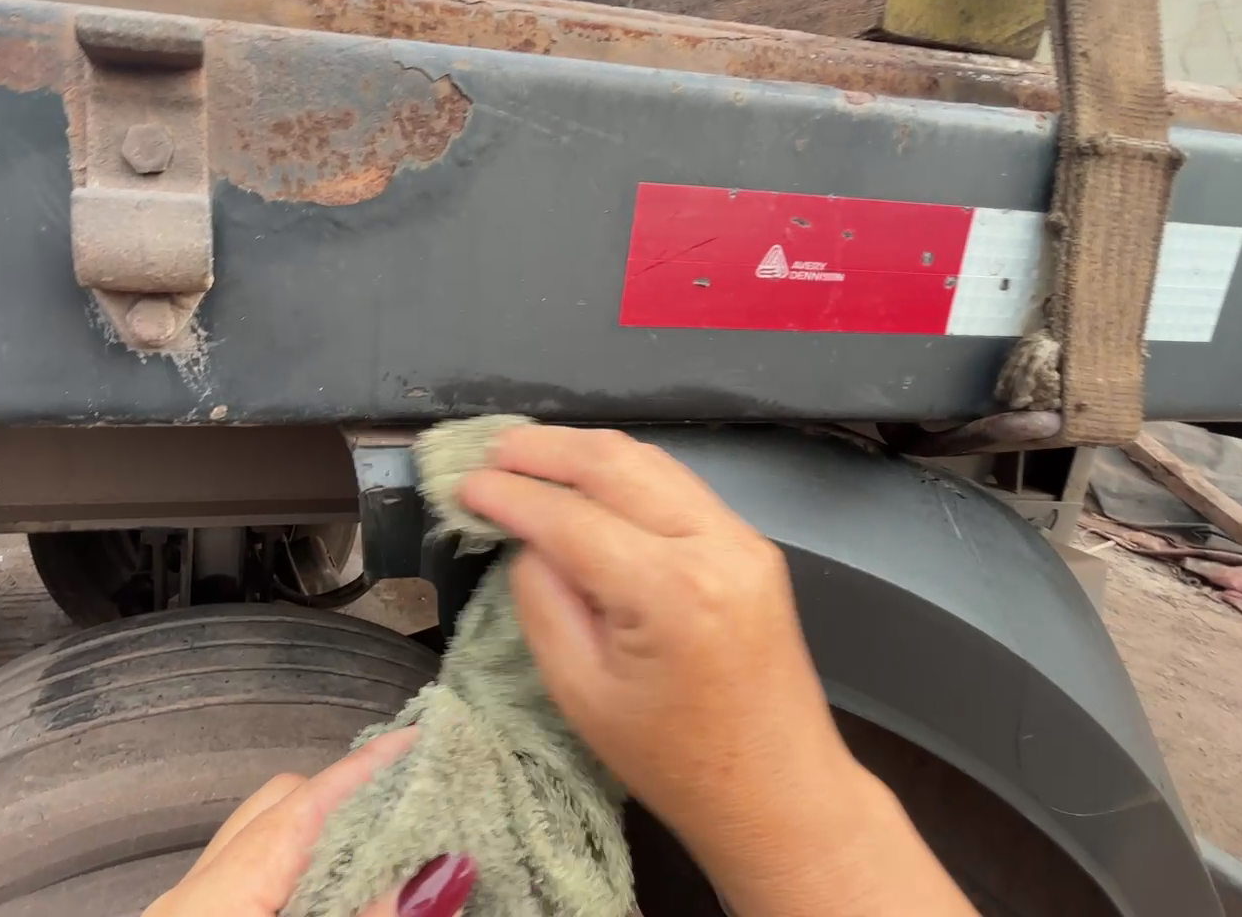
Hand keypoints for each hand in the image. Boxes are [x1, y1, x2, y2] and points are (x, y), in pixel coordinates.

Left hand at [143, 726, 476, 916]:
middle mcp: (191, 895)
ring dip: (328, 832)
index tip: (422, 741)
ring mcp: (186, 912)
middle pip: (280, 805)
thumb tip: (442, 874)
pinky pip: (253, 874)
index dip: (366, 768)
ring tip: (390, 843)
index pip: (301, 805)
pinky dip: (302, 868)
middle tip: (418, 801)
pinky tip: (340, 893)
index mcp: (212, 903)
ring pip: (265, 837)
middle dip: (351, 794)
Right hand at [460, 426, 976, 916]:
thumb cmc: (668, 758)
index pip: (569, 517)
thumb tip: (525, 535)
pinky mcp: (747, 540)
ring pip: (644, 458)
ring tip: (522, 454)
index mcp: (670, 592)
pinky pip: (669, 480)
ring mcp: (740, 536)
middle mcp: (713, 544)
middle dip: (540, 448)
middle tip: (487, 452)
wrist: (780, 793)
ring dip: (576, 448)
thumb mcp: (576, 688)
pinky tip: (579, 475)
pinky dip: (615, 467)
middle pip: (611, 462)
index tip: (462, 485)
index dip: (507, 495)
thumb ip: (540, 596)